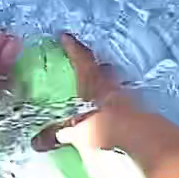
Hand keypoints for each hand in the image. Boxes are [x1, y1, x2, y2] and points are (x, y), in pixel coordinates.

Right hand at [32, 32, 144, 153]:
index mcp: (93, 84)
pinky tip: (112, 112)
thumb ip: (59, 135)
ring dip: (108, 85)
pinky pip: (124, 103)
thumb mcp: (77, 133)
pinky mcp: (139, 112)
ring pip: (115, 84)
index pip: (81, 60)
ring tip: (100, 91)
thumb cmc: (104, 128)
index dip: (72, 48)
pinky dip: (116, 104)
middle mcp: (111, 86)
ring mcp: (128, 98)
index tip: (64, 36)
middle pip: (103, 69)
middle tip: (87, 65)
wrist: (139, 138)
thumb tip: (39, 141)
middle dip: (95, 66)